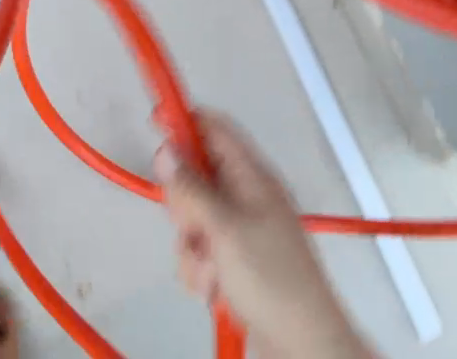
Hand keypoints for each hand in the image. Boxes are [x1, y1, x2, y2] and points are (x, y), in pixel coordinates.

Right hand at [153, 111, 373, 358]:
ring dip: (191, 247)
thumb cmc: (270, 278)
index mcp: (253, 178)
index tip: (154, 120)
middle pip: (196, 177)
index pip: (216, 130)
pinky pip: (199, 252)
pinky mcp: (233, 262)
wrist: (302, 344)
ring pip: (192, 219)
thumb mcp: (224, 229)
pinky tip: (212, 289)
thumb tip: (165, 149)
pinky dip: (198, 270)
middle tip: (192, 226)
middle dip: (184, 205)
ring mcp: (239, 232)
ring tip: (210, 270)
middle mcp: (246, 198)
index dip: (186, 120)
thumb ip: (191, 189)